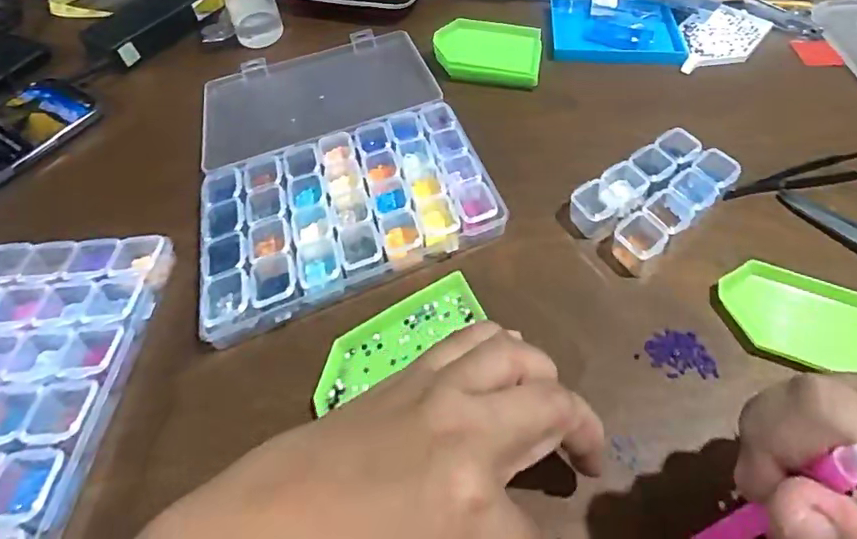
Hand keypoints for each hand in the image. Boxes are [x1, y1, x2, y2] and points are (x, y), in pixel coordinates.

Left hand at [141, 322, 603, 538]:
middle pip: (552, 406)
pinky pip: (470, 336)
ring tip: (550, 403)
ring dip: (543, 376)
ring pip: (515, 353)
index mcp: (469, 498)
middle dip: (584, 431)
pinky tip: (501, 366)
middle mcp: (465, 424)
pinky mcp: (411, 369)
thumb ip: (490, 531)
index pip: (540, 529)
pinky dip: (500, 345)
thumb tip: (516, 518)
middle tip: (589, 459)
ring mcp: (436, 386)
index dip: (553, 534)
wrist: (266, 521)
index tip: (562, 524)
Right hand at [736, 374, 856, 538]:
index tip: (757, 497)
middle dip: (779, 437)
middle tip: (777, 503)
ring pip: (839, 387)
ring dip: (807, 435)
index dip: (769, 436)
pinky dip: (841, 432)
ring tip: (819, 496)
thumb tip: (779, 499)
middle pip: (822, 389)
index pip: (824, 402)